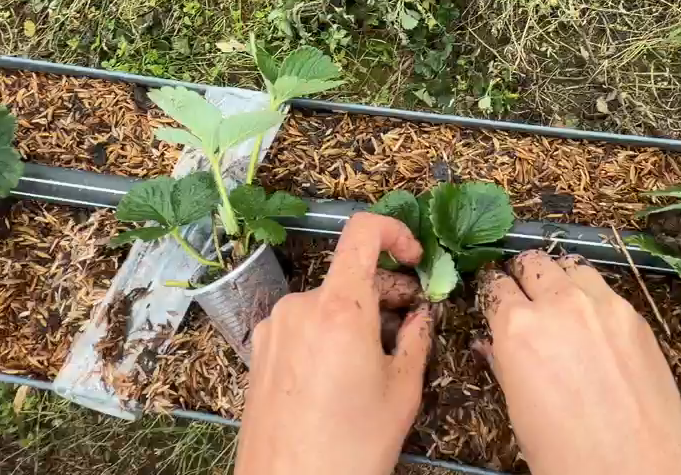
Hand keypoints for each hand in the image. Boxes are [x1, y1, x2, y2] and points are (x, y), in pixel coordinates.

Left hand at [235, 212, 432, 474]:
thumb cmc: (351, 448)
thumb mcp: (401, 392)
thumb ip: (417, 339)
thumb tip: (421, 314)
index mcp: (339, 306)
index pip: (363, 231)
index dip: (394, 232)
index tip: (414, 259)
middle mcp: (301, 305)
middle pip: (349, 275)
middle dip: (384, 291)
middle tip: (408, 323)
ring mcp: (274, 327)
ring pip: (327, 303)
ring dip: (355, 317)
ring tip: (372, 360)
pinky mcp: (258, 351)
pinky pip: (302, 325)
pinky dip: (326, 334)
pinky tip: (336, 376)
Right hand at [481, 251, 680, 474]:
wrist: (639, 473)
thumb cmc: (566, 458)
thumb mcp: (520, 415)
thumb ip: (504, 366)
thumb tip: (489, 342)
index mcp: (517, 328)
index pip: (496, 285)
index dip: (493, 293)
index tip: (496, 300)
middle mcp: (556, 302)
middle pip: (532, 263)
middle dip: (524, 276)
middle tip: (527, 297)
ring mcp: (599, 302)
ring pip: (570, 266)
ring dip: (559, 278)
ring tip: (562, 303)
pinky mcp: (632, 312)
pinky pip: (604, 289)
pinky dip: (592, 297)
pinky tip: (596, 325)